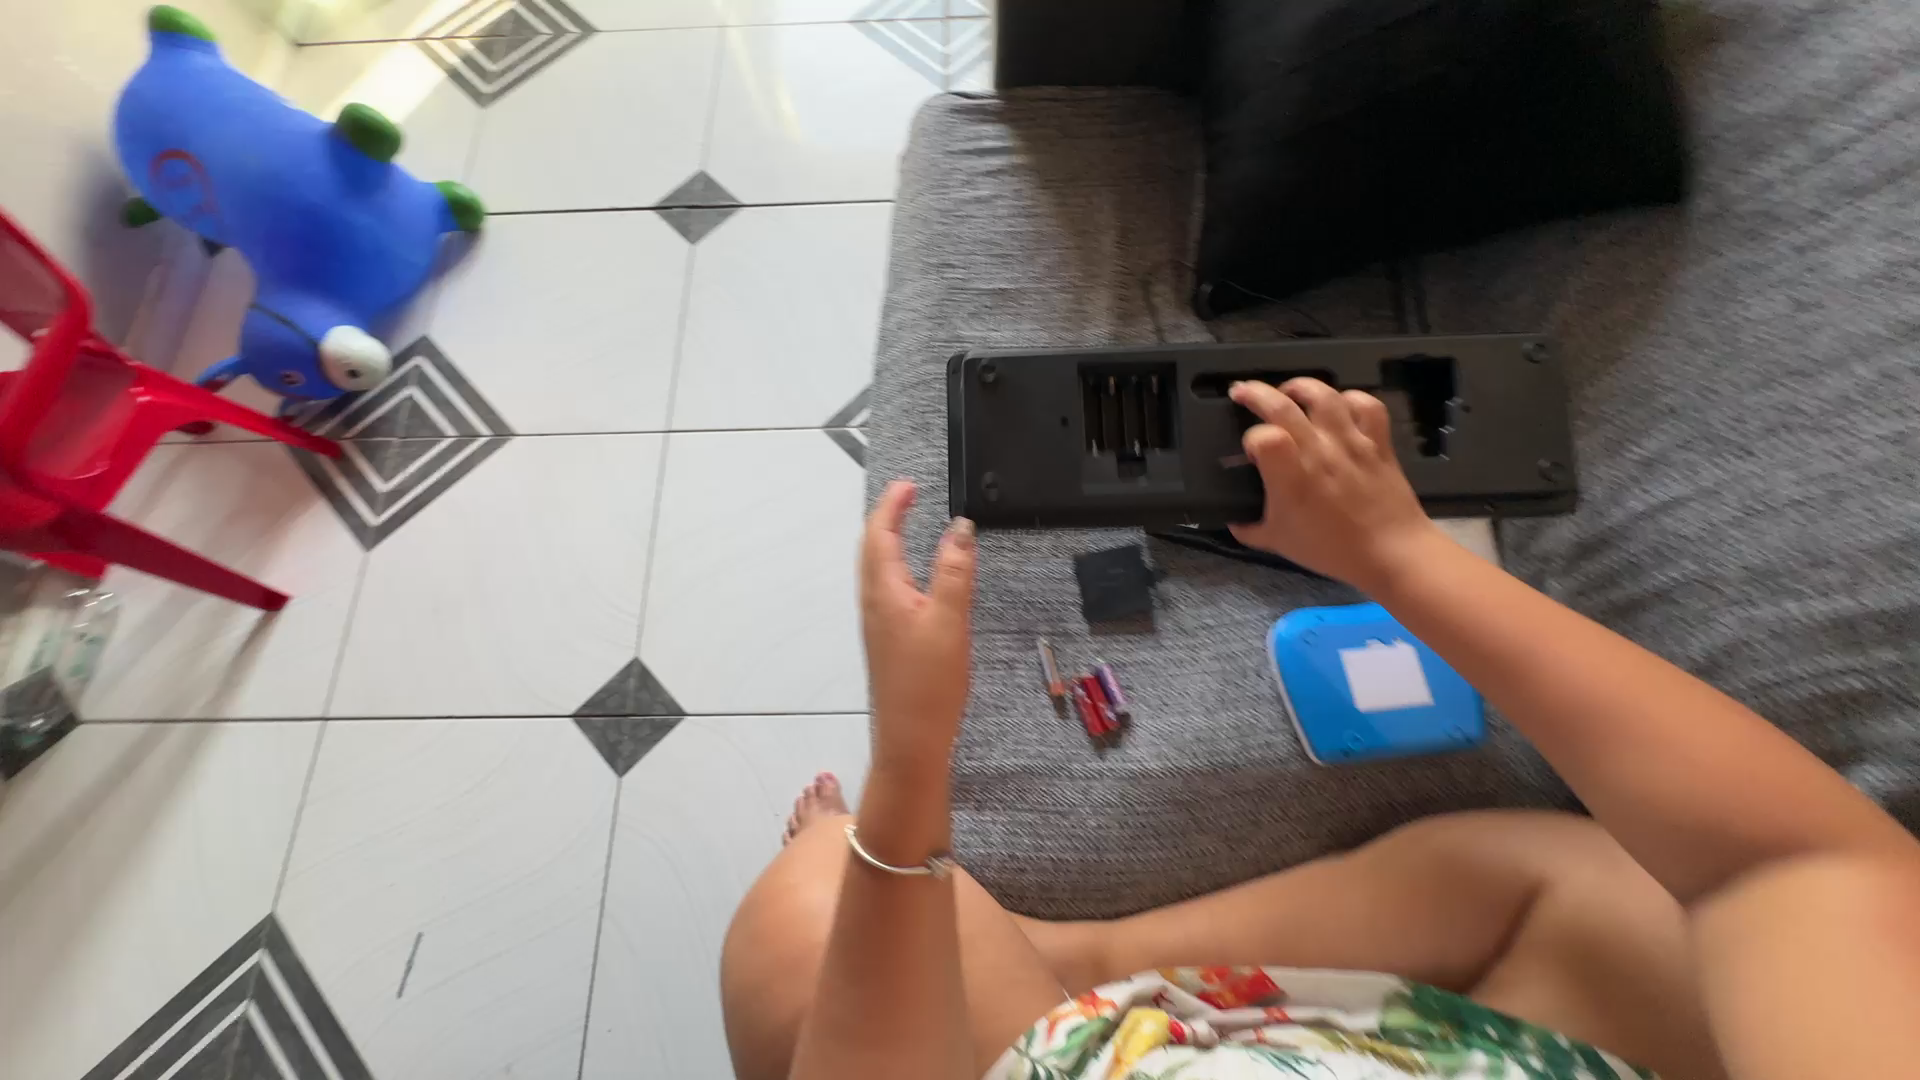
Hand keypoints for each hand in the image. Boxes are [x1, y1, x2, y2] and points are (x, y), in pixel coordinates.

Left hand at [861, 480, 975, 772]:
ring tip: (907, 523)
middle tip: (908, 497)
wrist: (910, 740)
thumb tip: (959, 526)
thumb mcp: (950, 621)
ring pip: (875, 569)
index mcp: (885, 592)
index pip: (880, 534)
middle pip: (870, 548)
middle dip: (885, 517)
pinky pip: (884, 586)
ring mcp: (877, 622)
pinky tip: (911, 574)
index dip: (892, 505)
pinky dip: (894, 564)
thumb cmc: (930, 682)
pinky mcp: (887, 639)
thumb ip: (955, 571)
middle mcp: (873, 603)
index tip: (910, 485)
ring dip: (887, 539)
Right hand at [1228, 378, 1441, 592]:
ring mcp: (1351, 442)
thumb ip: (1249, 528)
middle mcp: (1319, 451)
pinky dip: (1350, 398)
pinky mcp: (1377, 441)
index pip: (1262, 437)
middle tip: (1241, 392)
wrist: (1391, 552)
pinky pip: (1366, 405)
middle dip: (1255, 393)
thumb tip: (1233, 520)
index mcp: (1291, 477)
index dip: (1249, 439)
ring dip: (1300, 386)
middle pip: (1282, 405)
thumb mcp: (1277, 543)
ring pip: (1324, 395)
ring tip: (1288, 390)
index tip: (1250, 452)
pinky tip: (1337, 405)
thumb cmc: (1330, 548)